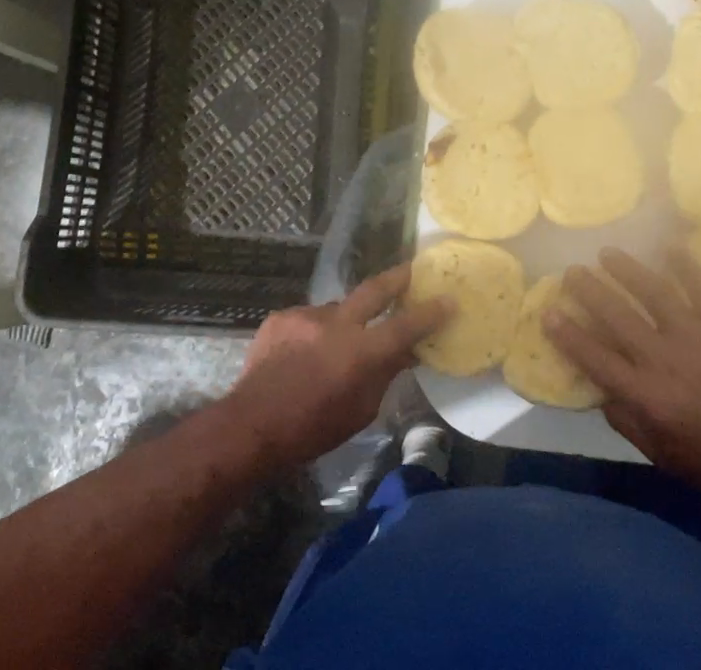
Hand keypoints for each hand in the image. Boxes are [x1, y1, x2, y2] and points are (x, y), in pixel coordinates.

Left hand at [223, 265, 448, 467]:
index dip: (431, 312)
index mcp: (361, 352)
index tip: (449, 299)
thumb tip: (405, 352)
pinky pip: (309, 318)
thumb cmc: (313, 429)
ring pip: (338, 308)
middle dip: (398, 278)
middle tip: (413, 270)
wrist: (251, 426)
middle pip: (375, 289)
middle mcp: (336, 324)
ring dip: (346, 320)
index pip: (406, 325)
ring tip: (340, 342)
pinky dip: (316, 331)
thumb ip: (385, 374)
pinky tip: (308, 351)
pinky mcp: (280, 317)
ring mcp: (305, 316)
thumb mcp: (362, 410)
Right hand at [545, 248, 700, 519]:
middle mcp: (664, 359)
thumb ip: (624, 418)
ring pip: (654, 293)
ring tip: (607, 254)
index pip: (594, 357)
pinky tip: (669, 246)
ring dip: (627, 270)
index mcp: (644, 394)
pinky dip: (685, 265)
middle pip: (617, 316)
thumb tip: (600, 388)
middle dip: (590, 291)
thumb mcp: (658, 452)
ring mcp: (697, 338)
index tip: (548, 312)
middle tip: (571, 272)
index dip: (567, 333)